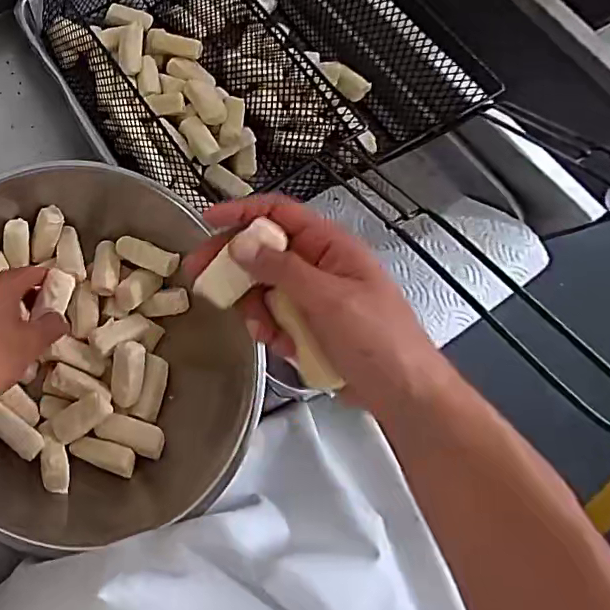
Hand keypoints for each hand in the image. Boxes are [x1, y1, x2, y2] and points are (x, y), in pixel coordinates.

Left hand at [0, 266, 67, 411]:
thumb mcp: (31, 345)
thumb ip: (51, 326)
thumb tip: (59, 319)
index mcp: (2, 286)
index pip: (33, 272)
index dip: (51, 281)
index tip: (62, 296)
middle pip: (14, 282)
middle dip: (34, 297)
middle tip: (48, 316)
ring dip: (15, 310)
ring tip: (28, 333)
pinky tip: (3, 343)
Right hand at [182, 194, 439, 400]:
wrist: (407, 398)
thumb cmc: (383, 343)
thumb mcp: (329, 299)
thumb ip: (282, 269)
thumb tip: (241, 244)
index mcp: (331, 246)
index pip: (279, 213)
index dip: (242, 212)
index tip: (209, 219)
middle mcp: (318, 265)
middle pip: (263, 251)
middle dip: (234, 264)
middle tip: (203, 275)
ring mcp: (312, 296)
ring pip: (263, 286)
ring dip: (253, 305)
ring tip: (260, 327)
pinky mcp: (308, 324)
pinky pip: (273, 315)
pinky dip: (268, 327)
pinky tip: (278, 343)